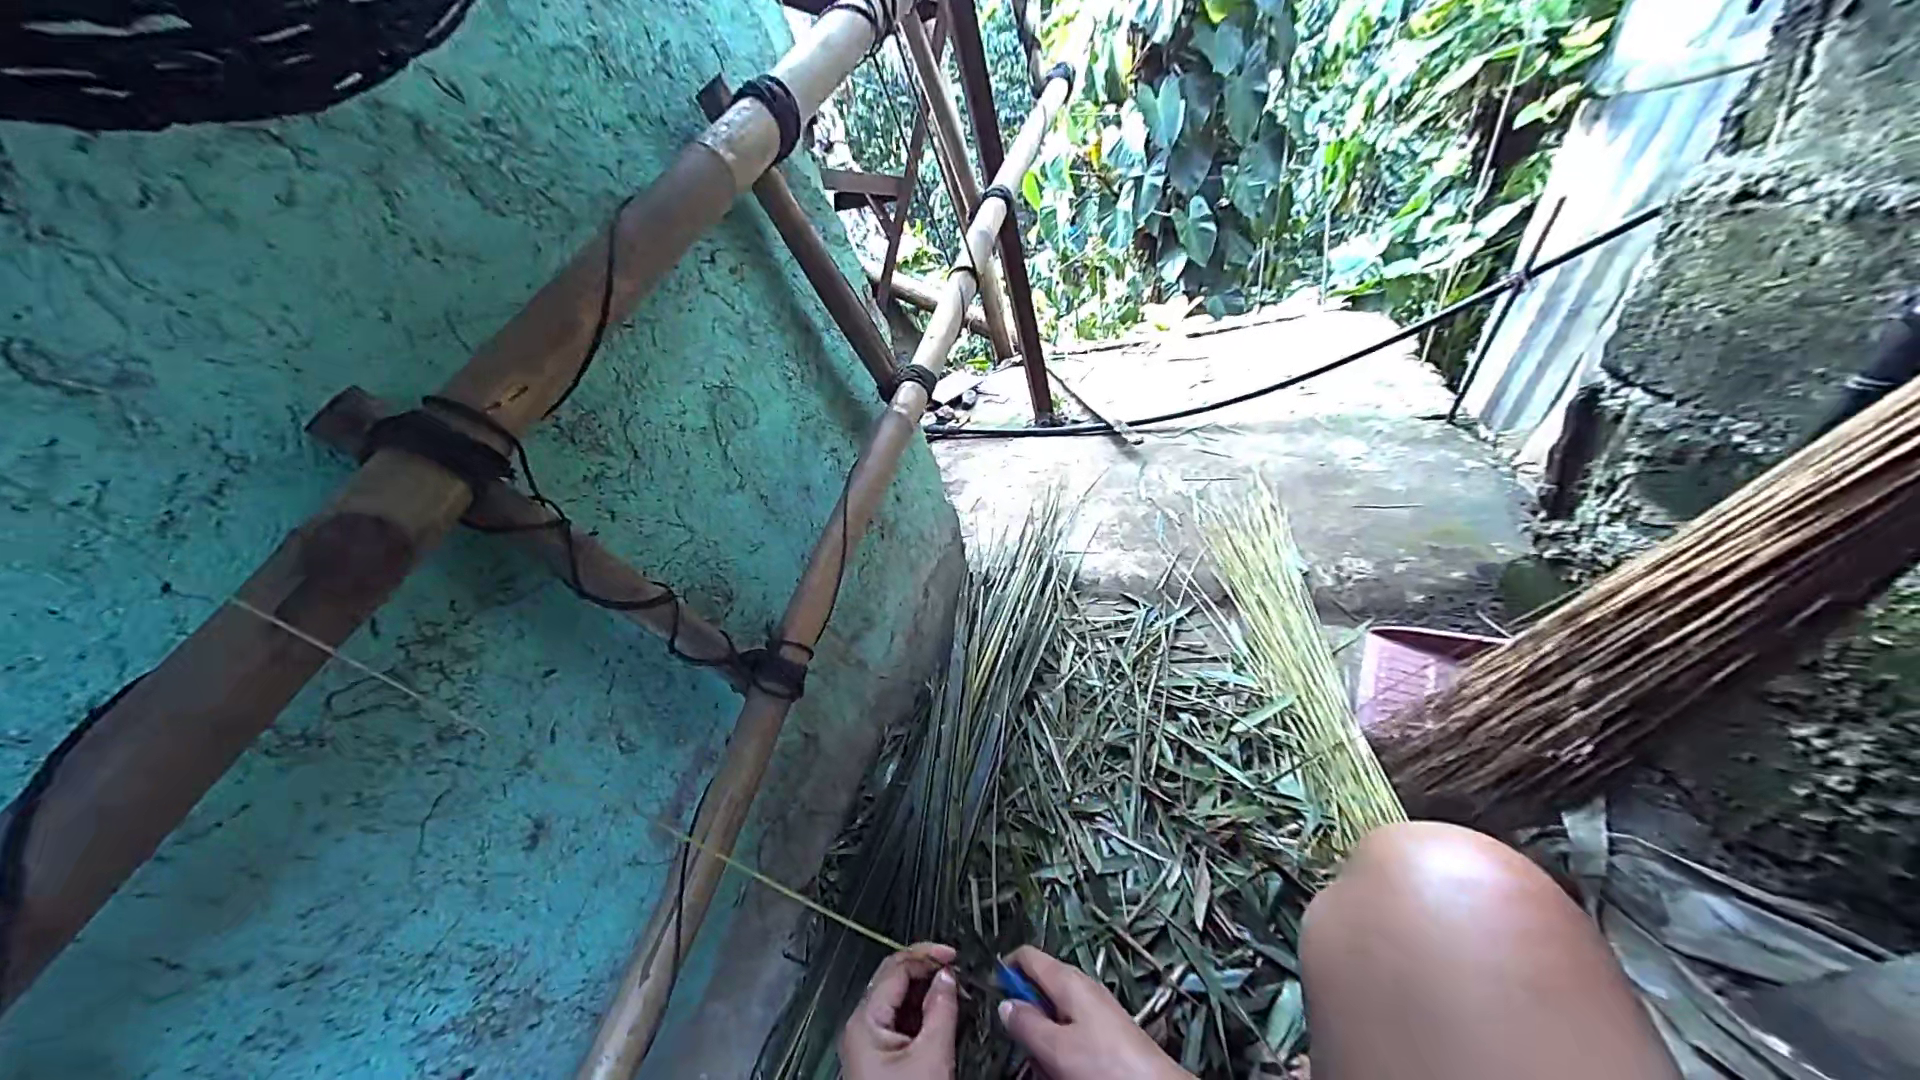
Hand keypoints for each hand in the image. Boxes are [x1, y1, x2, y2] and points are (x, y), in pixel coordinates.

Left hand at [840, 942, 958, 1079]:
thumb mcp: (931, 1057)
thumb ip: (941, 1010)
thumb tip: (947, 976)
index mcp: (864, 1020)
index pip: (897, 966)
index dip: (927, 956)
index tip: (952, 956)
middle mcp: (861, 1027)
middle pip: (896, 979)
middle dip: (927, 971)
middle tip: (954, 971)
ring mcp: (869, 1043)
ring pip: (901, 1000)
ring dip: (927, 992)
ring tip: (953, 993)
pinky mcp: (880, 1057)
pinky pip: (902, 1021)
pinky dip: (923, 1013)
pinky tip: (941, 1016)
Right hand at [997, 946, 1194, 1079]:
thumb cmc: (1104, 1066)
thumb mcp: (1056, 1048)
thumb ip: (1026, 1024)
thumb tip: (1005, 1004)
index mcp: (1066, 979)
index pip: (1026, 956)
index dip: (1006, 971)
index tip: (994, 998)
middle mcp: (1080, 985)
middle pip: (1039, 988)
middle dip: (1027, 1017)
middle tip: (1027, 1049)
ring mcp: (1095, 1007)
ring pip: (1054, 1015)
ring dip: (1044, 1040)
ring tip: (1050, 1068)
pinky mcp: (1106, 1031)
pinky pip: (1072, 1031)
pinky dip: (1063, 1049)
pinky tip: (1067, 1072)